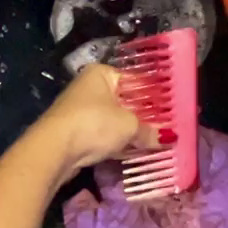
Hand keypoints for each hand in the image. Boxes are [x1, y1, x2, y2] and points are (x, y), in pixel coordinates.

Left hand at [30, 65, 159, 180]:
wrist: (54, 149)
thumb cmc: (94, 124)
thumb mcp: (129, 126)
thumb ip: (151, 131)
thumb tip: (170, 138)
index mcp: (101, 73)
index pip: (136, 80)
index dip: (155, 95)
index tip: (173, 108)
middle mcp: (89, 87)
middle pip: (125, 102)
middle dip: (144, 117)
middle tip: (168, 128)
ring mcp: (80, 111)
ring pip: (114, 121)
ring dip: (132, 133)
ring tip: (156, 143)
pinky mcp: (76, 133)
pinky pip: (104, 136)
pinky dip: (118, 143)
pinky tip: (135, 153)